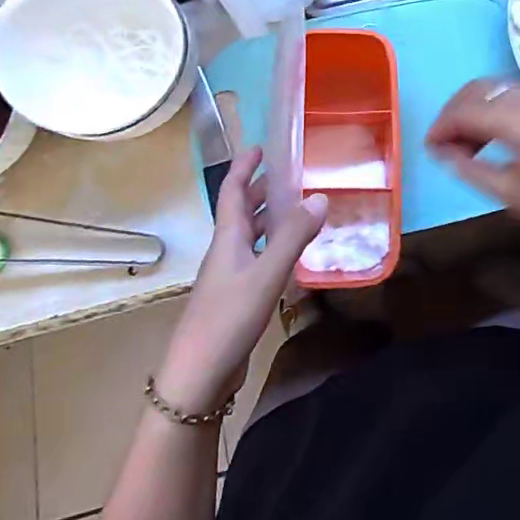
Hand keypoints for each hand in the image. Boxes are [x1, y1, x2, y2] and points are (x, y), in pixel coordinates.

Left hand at [154, 147, 327, 415]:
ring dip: (270, 219)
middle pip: (242, 211)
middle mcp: (227, 249)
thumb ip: (292, 237)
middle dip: (261, 189)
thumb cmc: (229, 316)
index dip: (244, 167)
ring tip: (298, 208)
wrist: (201, 371)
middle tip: (289, 175)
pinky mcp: (238, 297)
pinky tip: (294, 256)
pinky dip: (275, 248)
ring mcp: (230, 274)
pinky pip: (258, 260)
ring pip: (251, 236)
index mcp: (228, 236)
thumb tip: (319, 197)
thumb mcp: (266, 273)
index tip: (261, 147)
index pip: (232, 190)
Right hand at [426, 80, 519, 267]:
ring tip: (468, 145)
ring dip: (475, 110)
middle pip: (476, 91)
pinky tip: (496, 137)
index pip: (460, 110)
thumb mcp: (510, 194)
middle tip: (445, 146)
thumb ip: (468, 168)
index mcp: (514, 115)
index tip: (429, 149)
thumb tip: (442, 152)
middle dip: (454, 114)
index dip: (439, 129)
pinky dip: (497, 109)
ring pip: (496, 90)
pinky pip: (516, 95)